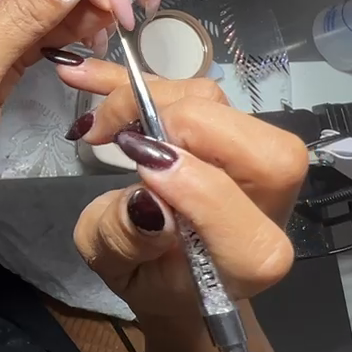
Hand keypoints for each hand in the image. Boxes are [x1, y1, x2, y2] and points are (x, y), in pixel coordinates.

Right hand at [57, 61, 305, 326]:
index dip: (192, 183)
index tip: (136, 166)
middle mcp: (267, 203)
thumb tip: (144, 199)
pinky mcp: (227, 129)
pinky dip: (137, 79)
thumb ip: (125, 241)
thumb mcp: (117, 271)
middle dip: (172, 120)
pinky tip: (84, 73)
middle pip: (248, 141)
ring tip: (96, 119)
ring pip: (216, 103)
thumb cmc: (150, 278)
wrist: (177, 272)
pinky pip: (191, 91)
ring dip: (148, 94)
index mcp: (248, 256)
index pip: (240, 213)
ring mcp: (252, 159)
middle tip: (108, 134)